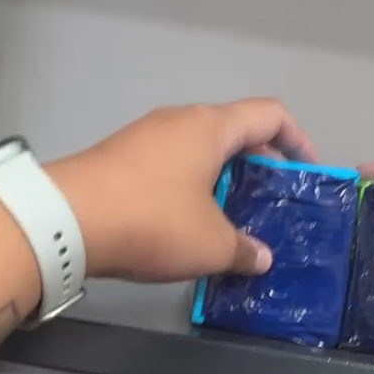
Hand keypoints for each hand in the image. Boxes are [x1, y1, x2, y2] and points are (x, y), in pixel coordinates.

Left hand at [51, 99, 317, 281]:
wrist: (67, 222)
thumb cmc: (152, 222)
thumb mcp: (210, 245)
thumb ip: (244, 250)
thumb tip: (260, 258)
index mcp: (211, 127)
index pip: (270, 115)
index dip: (298, 140)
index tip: (307, 172)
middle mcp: (178, 121)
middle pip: (233, 133)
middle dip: (259, 167)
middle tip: (269, 205)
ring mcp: (143, 138)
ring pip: (197, 152)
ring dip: (221, 182)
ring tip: (230, 222)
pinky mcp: (118, 161)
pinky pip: (168, 168)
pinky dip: (188, 190)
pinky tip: (185, 226)